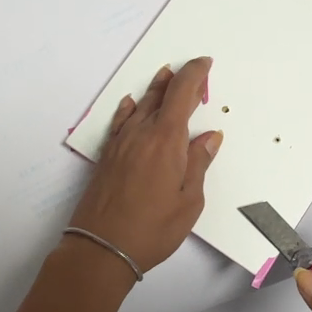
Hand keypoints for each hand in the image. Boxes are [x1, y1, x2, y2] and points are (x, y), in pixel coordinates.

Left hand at [67, 57, 221, 276]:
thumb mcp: (189, 201)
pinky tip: (131, 104)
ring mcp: (121, 143)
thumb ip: (199, 164)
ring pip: (140, 105)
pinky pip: (121, 121)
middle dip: (178, 80)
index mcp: (166, 140)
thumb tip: (210, 137)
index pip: (182, 94)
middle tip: (192, 72)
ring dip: (155, 89)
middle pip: (160, 95)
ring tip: (164, 76)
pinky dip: (129, 108)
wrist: (102, 248)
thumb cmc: (152, 229)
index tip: (205, 64)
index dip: (195, 74)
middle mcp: (141, 134)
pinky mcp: (107, 156)